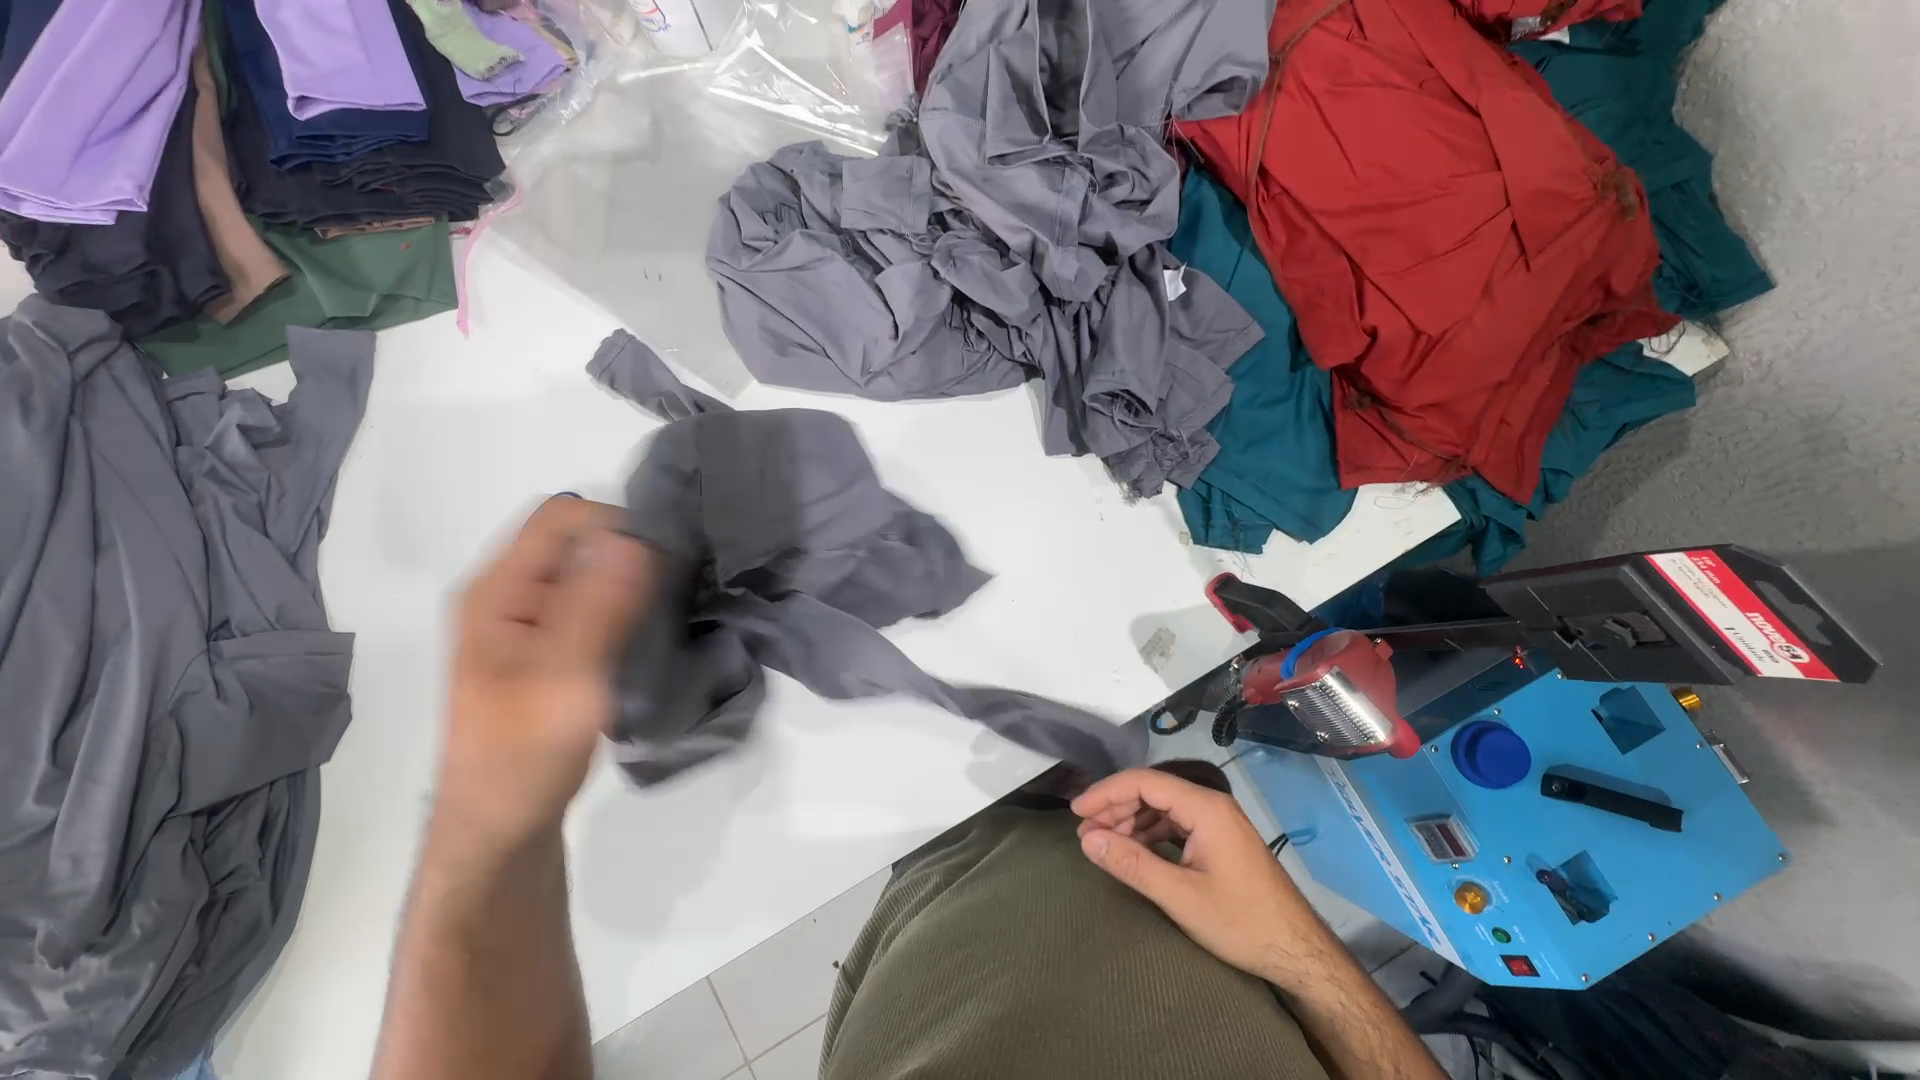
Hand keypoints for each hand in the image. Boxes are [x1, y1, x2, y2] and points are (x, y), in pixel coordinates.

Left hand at [438, 496, 654, 851]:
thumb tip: (635, 538)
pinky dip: (625, 609)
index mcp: (497, 592)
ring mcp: (528, 625)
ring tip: (671, 610)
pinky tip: (651, 634)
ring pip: (589, 573)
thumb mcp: (563, 677)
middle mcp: (509, 596)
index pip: (562, 518)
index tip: (665, 565)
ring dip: (632, 583)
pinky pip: (593, 605)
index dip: (616, 527)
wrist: (501, 830)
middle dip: (629, 552)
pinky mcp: (550, 650)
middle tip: (678, 587)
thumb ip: (597, 606)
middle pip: (576, 540)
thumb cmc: (523, 754)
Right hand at [1072, 767, 1322, 985]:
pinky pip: (1176, 824)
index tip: (1076, 813)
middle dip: (1115, 808)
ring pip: (1163, 807)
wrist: (1298, 950)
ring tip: (1102, 843)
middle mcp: (1212, 805)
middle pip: (1152, 791)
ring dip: (1130, 821)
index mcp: (1205, 808)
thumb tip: (1087, 839)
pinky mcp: (1220, 840)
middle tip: (1085, 834)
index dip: (1106, 793)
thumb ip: (1132, 864)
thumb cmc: (1241, 922)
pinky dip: (1149, 833)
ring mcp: (1218, 822)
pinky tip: (1133, 851)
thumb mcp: (1180, 896)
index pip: (1144, 782)